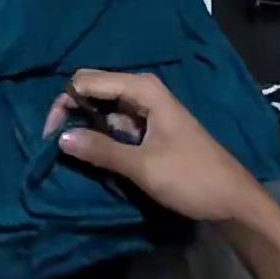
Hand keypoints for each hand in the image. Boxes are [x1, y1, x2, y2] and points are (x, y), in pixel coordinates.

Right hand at [42, 69, 269, 225]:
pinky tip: (91, 152)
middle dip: (72, 110)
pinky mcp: (147, 126)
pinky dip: (100, 134)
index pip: (88, 81)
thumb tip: (60, 138)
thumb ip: (101, 151)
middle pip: (94, 88)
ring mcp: (145, 108)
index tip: (49, 135)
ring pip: (102, 106)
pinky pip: (114, 122)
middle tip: (56, 142)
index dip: (65, 103)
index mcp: (142, 88)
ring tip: (69, 150)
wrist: (230, 197)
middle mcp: (142, 90)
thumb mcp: (143, 167)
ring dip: (85, 123)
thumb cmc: (190, 176)